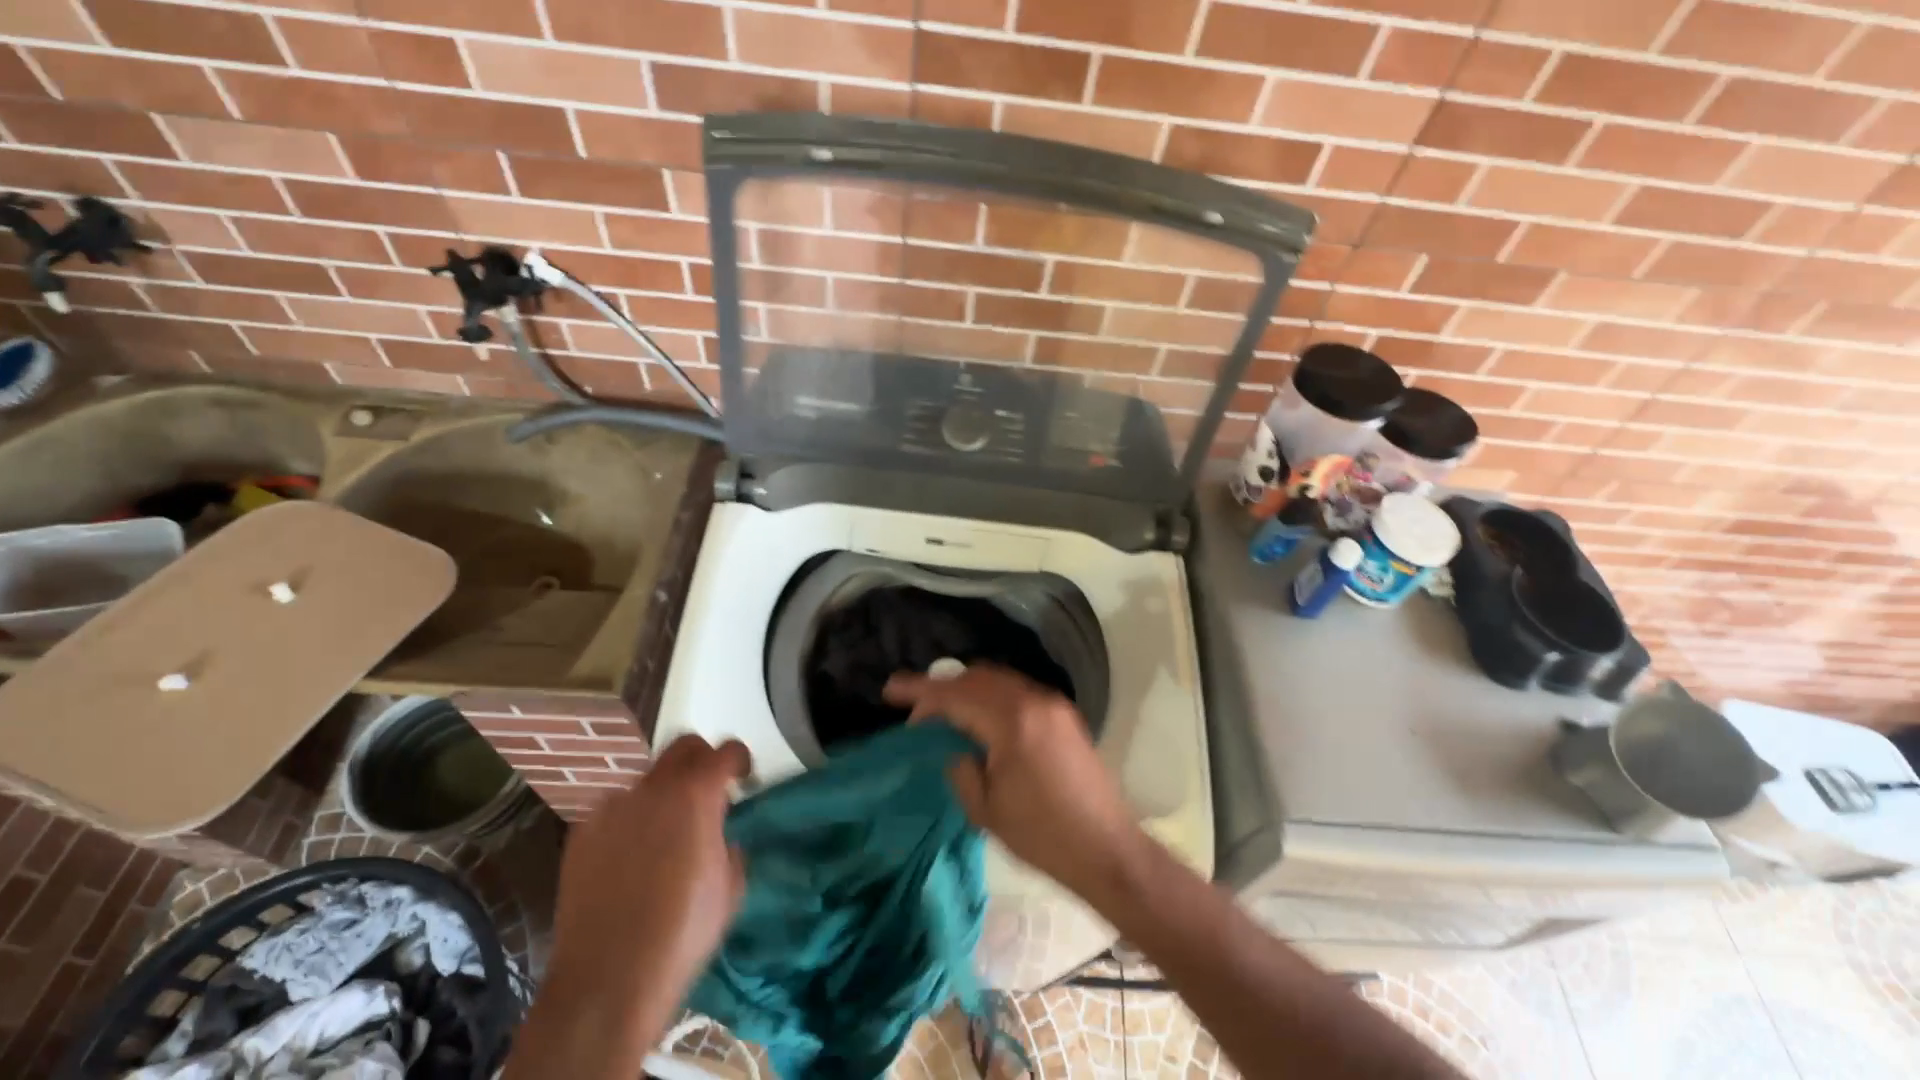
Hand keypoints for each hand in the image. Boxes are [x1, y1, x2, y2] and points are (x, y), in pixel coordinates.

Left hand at [546, 736, 749, 1009]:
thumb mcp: (730, 889)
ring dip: (663, 794)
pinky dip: (630, 821)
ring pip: (645, 780)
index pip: (725, 751)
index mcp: (696, 796)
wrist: (608, 977)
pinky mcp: (581, 833)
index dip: (739, 759)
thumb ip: (728, 846)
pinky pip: (614, 810)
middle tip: (709, 793)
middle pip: (682, 747)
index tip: (743, 777)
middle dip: (702, 761)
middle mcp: (651, 789)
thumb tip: (719, 838)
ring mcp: (610, 808)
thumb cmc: (683, 933)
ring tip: (664, 836)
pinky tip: (630, 859)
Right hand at [884, 665, 1146, 900]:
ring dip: (968, 689)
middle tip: (915, 710)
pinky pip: (1019, 691)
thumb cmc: (1042, 836)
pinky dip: (992, 696)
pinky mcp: (1065, 717)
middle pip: (978, 678)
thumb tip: (952, 744)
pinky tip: (979, 718)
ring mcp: (1054, 706)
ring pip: (1000, 680)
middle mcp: (1035, 701)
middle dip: (942, 688)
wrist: (1106, 850)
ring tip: (943, 713)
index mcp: (1012, 722)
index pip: (955, 695)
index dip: (919, 691)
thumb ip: (960, 767)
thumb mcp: (985, 808)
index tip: (890, 690)